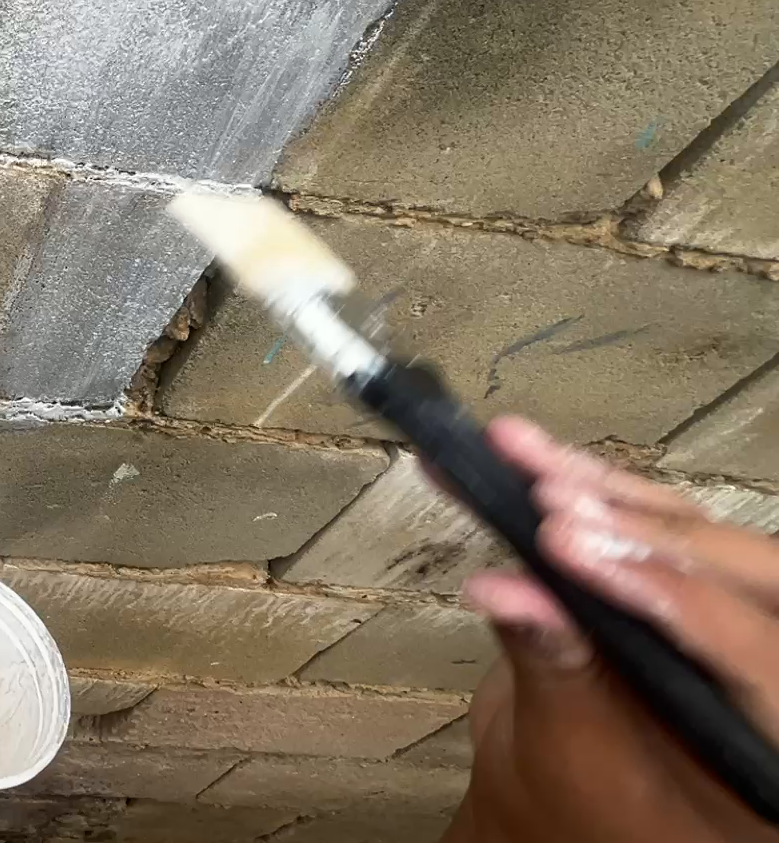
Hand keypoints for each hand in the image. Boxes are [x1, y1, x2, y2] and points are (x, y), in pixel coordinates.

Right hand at [449, 416, 778, 841]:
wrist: (563, 806)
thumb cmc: (580, 808)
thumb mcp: (570, 754)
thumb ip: (555, 670)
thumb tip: (501, 591)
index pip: (759, 658)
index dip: (669, 598)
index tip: (564, 548)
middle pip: (753, 583)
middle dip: (647, 532)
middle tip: (551, 499)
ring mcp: (729, 621)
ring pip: (694, 534)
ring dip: (599, 486)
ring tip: (518, 448)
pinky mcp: (668, 585)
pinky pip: (637, 525)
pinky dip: (573, 484)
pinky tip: (518, 453)